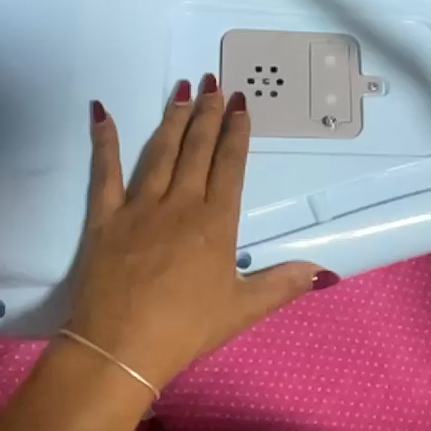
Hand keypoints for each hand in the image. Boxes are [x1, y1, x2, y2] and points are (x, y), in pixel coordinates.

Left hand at [63, 76, 328, 389]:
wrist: (119, 348)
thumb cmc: (186, 329)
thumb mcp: (242, 309)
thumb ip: (283, 284)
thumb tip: (326, 271)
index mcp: (216, 222)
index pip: (231, 165)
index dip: (237, 132)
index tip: (241, 103)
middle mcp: (181, 204)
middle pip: (197, 149)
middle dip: (208, 113)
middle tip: (213, 82)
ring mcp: (140, 207)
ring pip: (160, 152)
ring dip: (173, 119)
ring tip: (182, 90)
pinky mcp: (105, 217)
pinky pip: (105, 172)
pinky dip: (105, 141)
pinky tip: (104, 113)